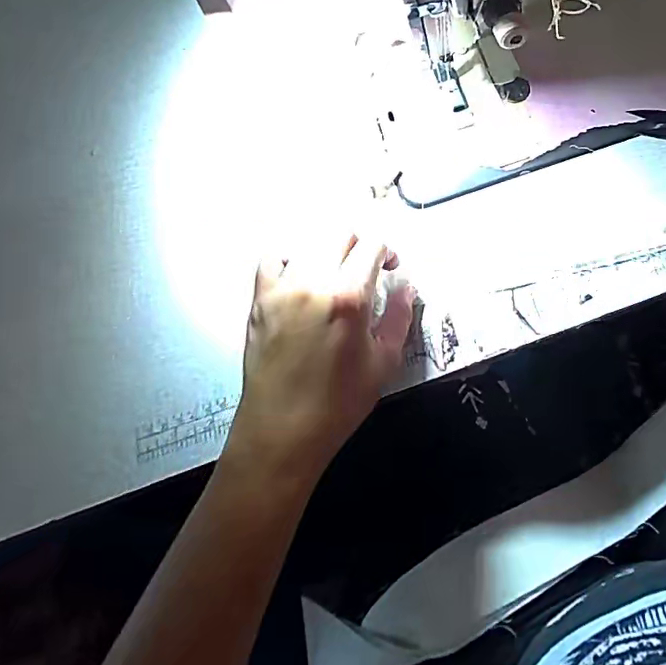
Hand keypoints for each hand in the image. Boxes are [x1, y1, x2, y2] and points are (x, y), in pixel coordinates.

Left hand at [223, 234, 416, 488]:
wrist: (282, 431)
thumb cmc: (338, 403)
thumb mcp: (384, 362)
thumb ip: (399, 316)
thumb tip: (405, 286)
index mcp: (348, 296)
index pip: (371, 245)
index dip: (387, 250)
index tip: (391, 266)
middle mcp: (313, 282)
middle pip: (339, 233)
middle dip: (359, 243)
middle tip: (366, 267)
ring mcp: (282, 287)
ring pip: (308, 241)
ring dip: (329, 248)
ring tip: (336, 272)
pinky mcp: (260, 298)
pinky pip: (274, 258)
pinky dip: (291, 257)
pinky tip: (301, 275)